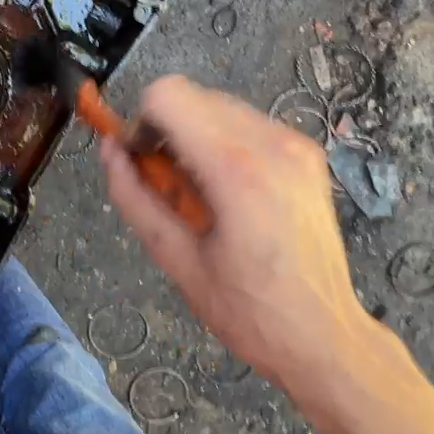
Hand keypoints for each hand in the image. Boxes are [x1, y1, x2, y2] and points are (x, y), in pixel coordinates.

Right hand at [101, 75, 376, 391]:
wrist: (326, 337)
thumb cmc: (248, 309)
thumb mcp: (174, 257)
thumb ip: (132, 195)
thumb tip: (108, 149)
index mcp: (235, 169)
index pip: (167, 96)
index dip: (141, 122)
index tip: (143, 161)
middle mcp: (271, 144)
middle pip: (190, 95)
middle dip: (165, 129)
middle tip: (166, 181)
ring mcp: (295, 145)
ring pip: (216, 104)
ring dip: (193, 133)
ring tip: (200, 189)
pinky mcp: (307, 153)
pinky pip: (246, 122)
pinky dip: (223, 141)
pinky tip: (228, 189)